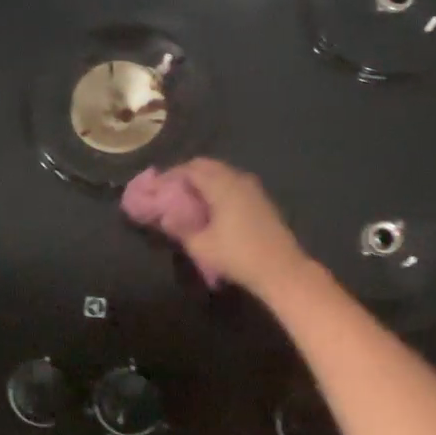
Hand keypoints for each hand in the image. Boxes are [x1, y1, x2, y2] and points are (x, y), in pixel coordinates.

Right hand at [165, 158, 312, 296]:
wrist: (280, 268)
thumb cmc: (236, 256)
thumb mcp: (200, 245)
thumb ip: (180, 227)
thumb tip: (165, 216)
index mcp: (221, 185)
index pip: (190, 169)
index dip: (170, 176)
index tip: (155, 189)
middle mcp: (238, 179)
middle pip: (207, 166)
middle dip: (185, 175)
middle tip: (169, 191)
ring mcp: (252, 188)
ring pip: (221, 174)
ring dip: (202, 181)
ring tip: (186, 199)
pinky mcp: (260, 200)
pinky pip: (232, 184)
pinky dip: (216, 188)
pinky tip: (210, 207)